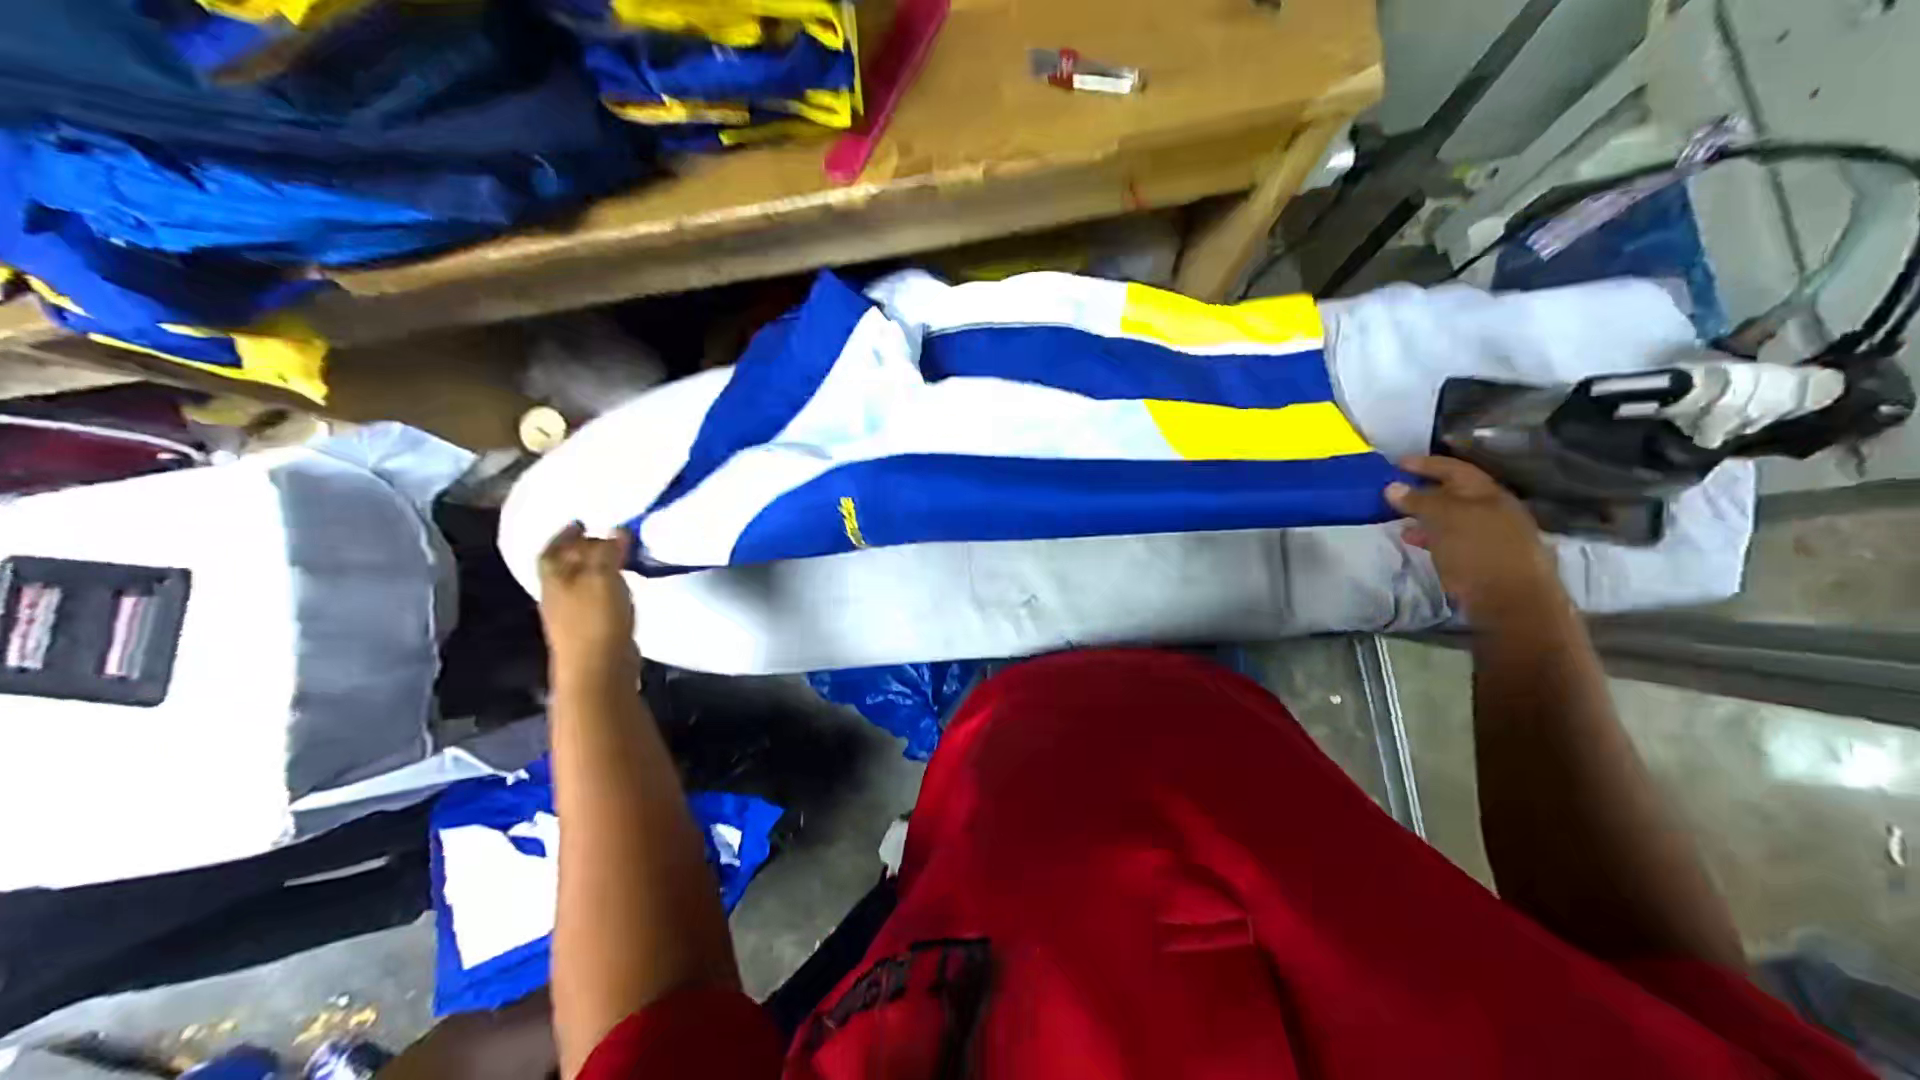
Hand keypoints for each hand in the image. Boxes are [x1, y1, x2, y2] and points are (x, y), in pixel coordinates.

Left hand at [538, 522, 637, 671]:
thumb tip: (616, 530)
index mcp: (554, 578)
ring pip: (579, 584)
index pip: (552, 550)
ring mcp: (572, 617)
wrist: (598, 671)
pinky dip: (605, 588)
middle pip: (564, 567)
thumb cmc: (596, 619)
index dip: (564, 534)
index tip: (580, 521)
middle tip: (604, 537)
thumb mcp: (603, 576)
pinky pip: (594, 601)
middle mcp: (557, 596)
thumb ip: (607, 551)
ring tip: (617, 560)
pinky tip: (620, 589)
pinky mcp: (590, 633)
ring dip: (594, 570)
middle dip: (580, 551)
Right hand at [1384, 456, 1564, 619]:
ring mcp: (1495, 535)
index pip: (1455, 469)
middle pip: (1457, 492)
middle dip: (1426, 489)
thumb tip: (1393, 486)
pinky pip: (1455, 537)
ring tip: (1401, 520)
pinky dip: (1435, 535)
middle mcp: (1496, 510)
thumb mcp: (1445, 521)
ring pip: (1455, 516)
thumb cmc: (1479, 554)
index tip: (1397, 463)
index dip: (1425, 464)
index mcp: (1489, 495)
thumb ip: (1419, 501)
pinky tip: (1419, 542)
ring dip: (1427, 515)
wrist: (1513, 604)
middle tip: (1396, 490)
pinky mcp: (1488, 558)